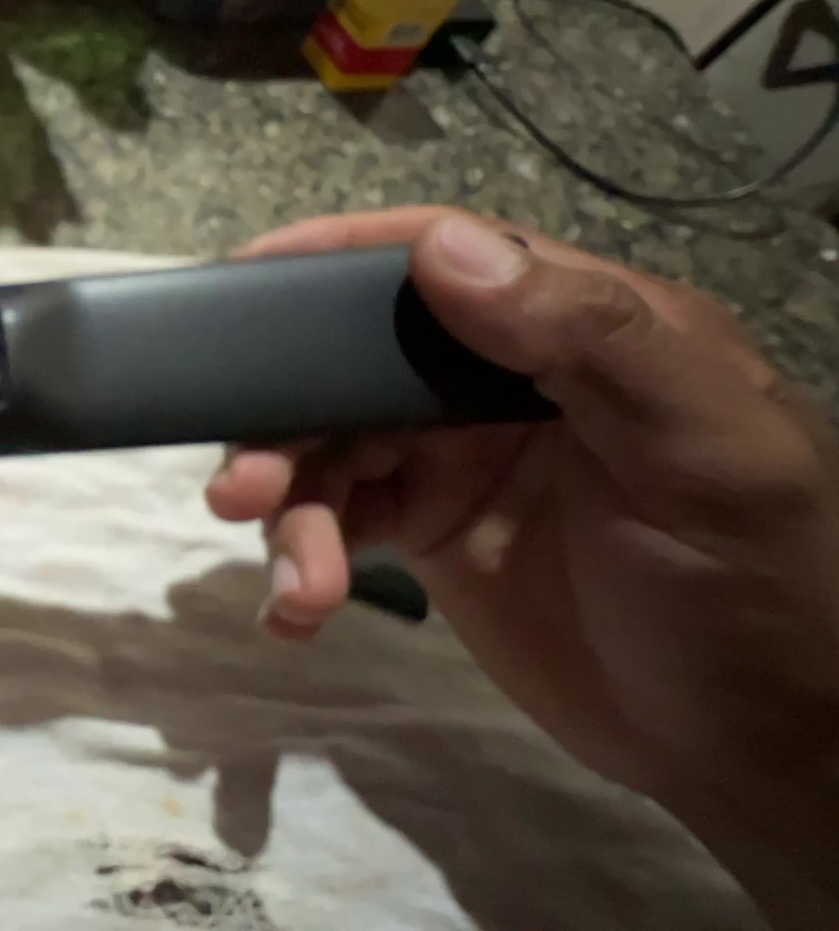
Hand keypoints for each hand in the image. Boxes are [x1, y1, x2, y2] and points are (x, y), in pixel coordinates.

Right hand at [207, 207, 838, 925]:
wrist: (741, 746)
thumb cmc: (752, 589)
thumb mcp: (703, 458)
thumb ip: (588, 341)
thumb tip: (441, 250)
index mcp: (561, 334)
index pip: (434, 260)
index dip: (334, 254)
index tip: (244, 273)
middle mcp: (480, 386)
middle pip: (339, 375)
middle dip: (279, 432)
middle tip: (242, 492)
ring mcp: (436, 458)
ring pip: (318, 457)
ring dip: (287, 518)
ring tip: (300, 586)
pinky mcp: (409, 526)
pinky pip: (324, 525)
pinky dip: (298, 567)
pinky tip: (296, 614)